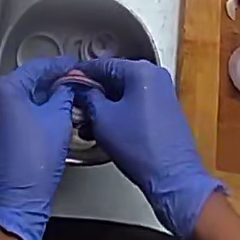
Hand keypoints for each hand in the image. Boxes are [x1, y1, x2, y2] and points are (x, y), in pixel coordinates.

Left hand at [0, 56, 78, 239]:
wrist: (17, 200)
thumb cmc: (34, 162)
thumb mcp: (59, 117)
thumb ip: (65, 92)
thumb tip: (68, 84)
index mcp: (5, 90)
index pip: (38, 66)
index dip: (61, 66)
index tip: (75, 66)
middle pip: (28, 79)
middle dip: (53, 80)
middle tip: (75, 81)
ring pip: (22, 96)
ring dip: (45, 95)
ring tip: (68, 97)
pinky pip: (16, 110)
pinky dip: (35, 109)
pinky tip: (53, 113)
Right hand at [78, 58, 223, 237]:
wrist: (172, 174)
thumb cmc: (140, 146)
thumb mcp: (103, 119)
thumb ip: (88, 97)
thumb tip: (80, 87)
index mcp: (141, 70)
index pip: (103, 64)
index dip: (81, 74)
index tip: (66, 81)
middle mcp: (155, 75)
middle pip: (115, 77)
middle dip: (93, 93)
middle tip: (75, 106)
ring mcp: (162, 92)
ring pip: (124, 92)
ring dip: (104, 106)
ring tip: (86, 124)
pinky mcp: (165, 109)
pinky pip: (136, 103)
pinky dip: (119, 112)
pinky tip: (104, 130)